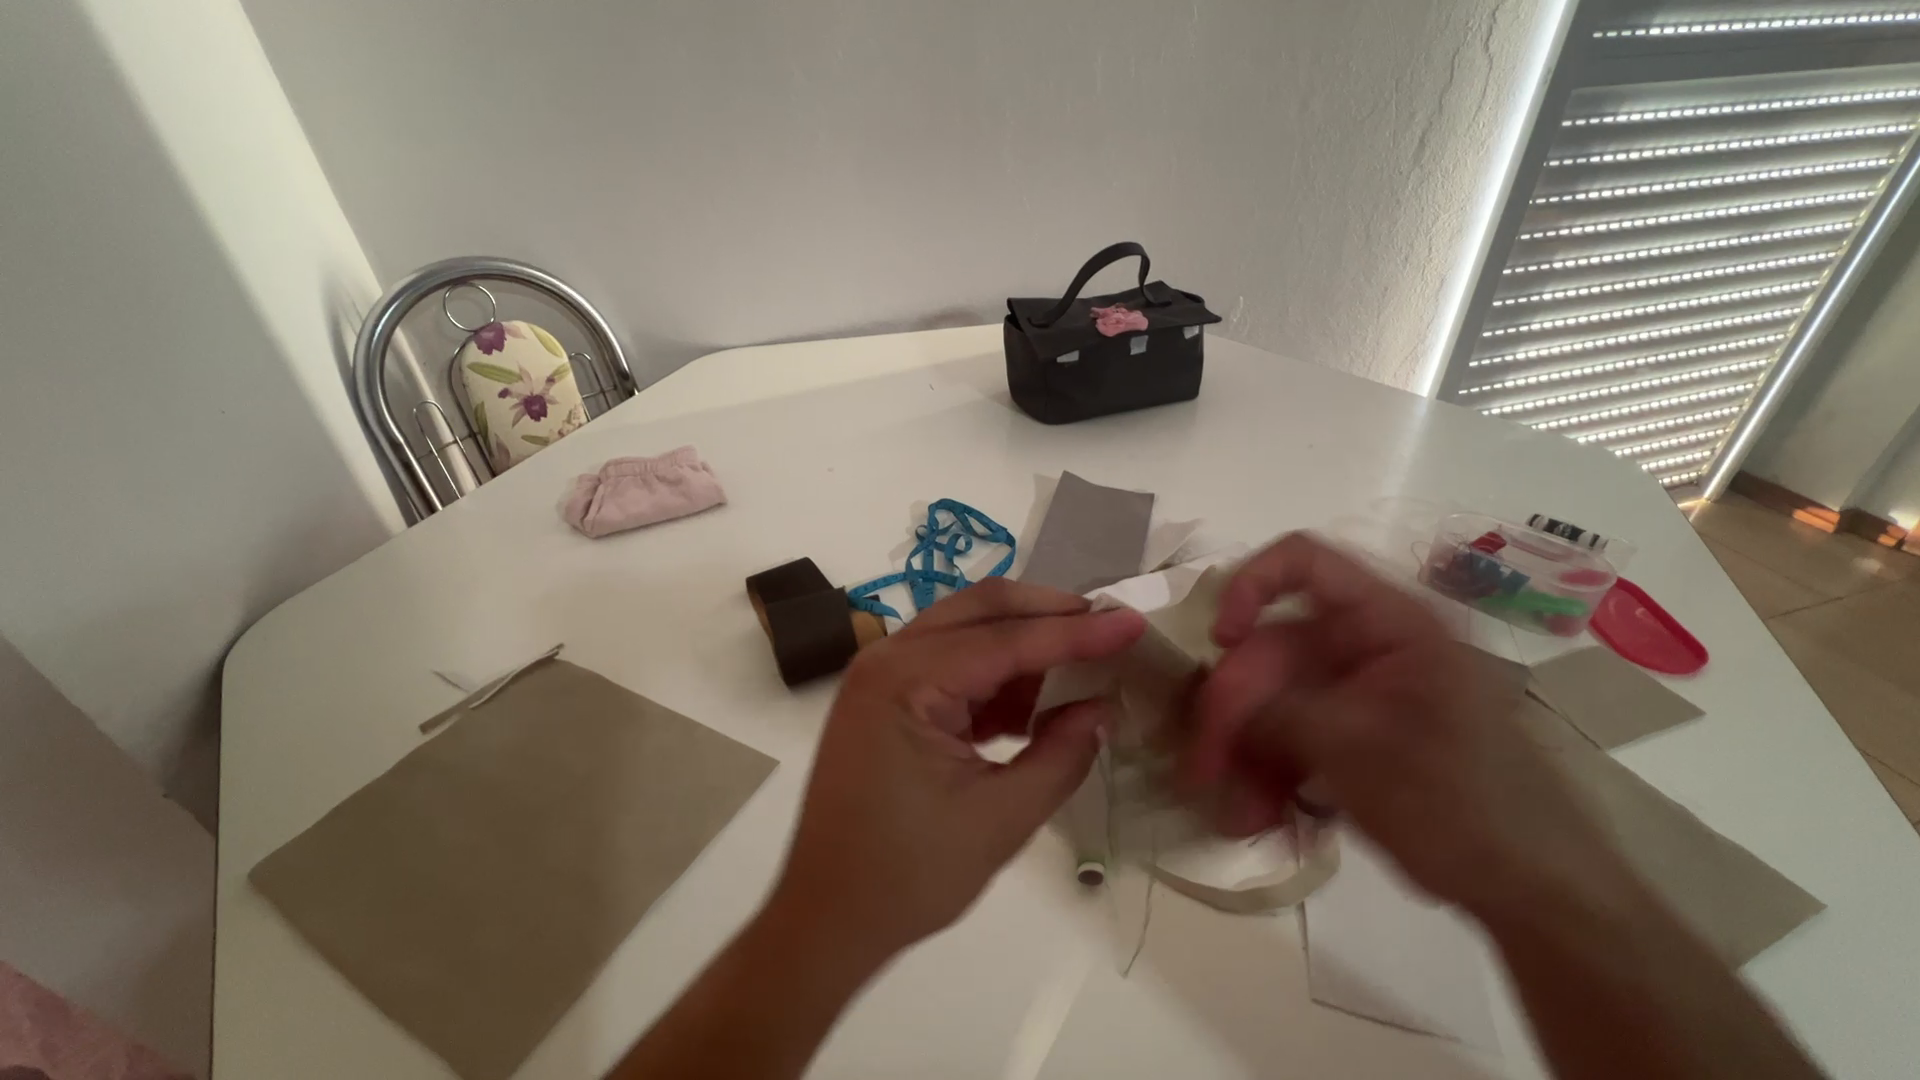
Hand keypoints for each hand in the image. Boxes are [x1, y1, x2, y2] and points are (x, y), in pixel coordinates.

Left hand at [771, 578, 1146, 960]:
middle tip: (1110, 627)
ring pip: (968, 632)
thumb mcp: (1000, 818)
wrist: (827, 918)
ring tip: (1088, 660)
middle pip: (981, 611)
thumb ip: (1061, 755)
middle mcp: (887, 659)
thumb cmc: (908, 875)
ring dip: (1026, 643)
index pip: (1007, 639)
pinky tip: (1043, 698)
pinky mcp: (889, 701)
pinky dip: (1000, 677)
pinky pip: (954, 667)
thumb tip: (1104, 709)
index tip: (1133, 623)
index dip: (1077, 632)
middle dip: (1049, 614)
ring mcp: (883, 677)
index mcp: (904, 680)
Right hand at [1186, 533, 1636, 924]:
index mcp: (1391, 623)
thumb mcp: (1359, 753)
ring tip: (1236, 814)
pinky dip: (1270, 772)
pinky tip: (1261, 818)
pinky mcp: (1357, 735)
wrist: (1540, 890)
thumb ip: (1277, 714)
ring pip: (1276, 701)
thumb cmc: (1465, 806)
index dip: (1248, 586)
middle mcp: (1371, 646)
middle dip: (1233, 711)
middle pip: (1274, 649)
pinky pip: (1295, 737)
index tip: (1218, 640)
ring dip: (1246, 754)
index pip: (1305, 562)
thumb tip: (1217, 702)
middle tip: (1202, 767)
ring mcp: (1362, 693)